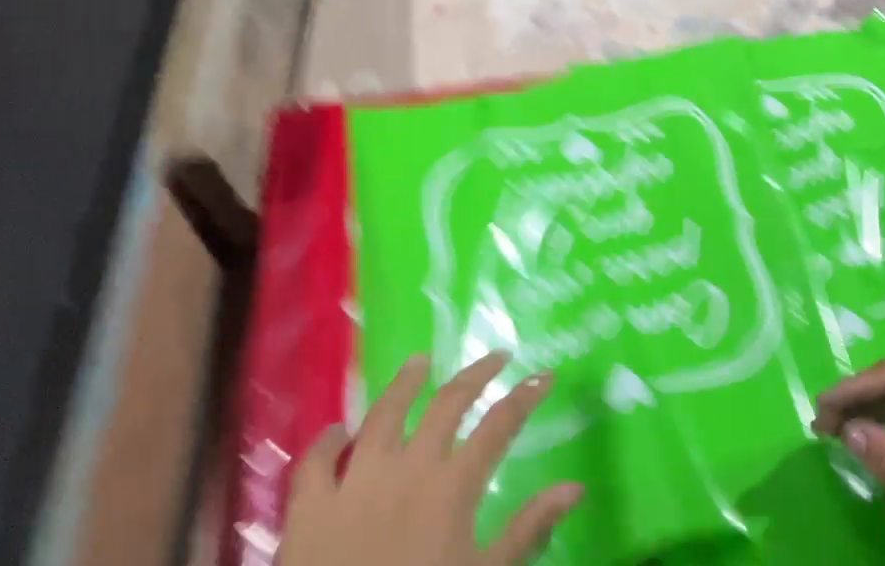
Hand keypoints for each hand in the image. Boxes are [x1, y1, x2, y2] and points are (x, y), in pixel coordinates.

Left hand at [278, 352, 581, 565]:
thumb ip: (528, 528)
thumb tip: (575, 487)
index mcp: (453, 486)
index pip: (499, 425)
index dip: (525, 395)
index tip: (545, 374)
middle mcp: (408, 469)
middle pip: (446, 406)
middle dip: (476, 376)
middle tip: (495, 356)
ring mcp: (354, 484)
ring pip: (381, 418)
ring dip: (403, 386)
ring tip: (419, 362)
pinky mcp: (309, 509)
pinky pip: (313, 464)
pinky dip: (324, 442)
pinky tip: (335, 430)